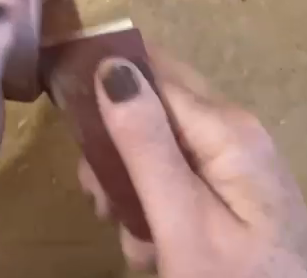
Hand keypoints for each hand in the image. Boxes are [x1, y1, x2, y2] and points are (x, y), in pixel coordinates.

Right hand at [78, 51, 306, 276]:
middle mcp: (236, 132)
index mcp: (226, 126)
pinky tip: (150, 245)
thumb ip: (145, 142)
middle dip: (114, 140)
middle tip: (94, 193)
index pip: (149, 72)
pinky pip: (181, 178)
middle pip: (154, 104)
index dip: (103, 85)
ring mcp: (240, 167)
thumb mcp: (181, 222)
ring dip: (130, 180)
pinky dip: (156, 203)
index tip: (67, 121)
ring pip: (162, 145)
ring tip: (120, 230)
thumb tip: (110, 62)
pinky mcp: (238, 200)